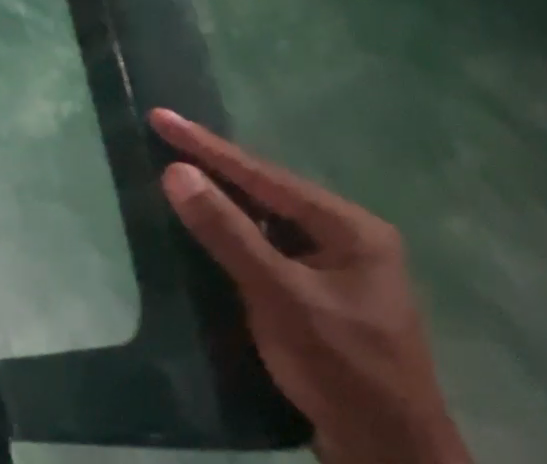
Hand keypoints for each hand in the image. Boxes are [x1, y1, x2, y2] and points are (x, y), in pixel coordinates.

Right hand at [148, 109, 470, 463]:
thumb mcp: (280, 296)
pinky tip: (204, 226)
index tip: (160, 117)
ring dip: (221, 197)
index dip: (207, 146)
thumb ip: (228, 232)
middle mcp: (348, 239)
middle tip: (163, 135)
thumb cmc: (340, 366)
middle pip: (267, 190)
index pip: (264, 176)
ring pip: (266, 218)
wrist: (386, 449)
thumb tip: (176, 171)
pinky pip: (266, 244)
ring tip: (175, 170)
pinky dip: (231, 229)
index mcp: (351, 229)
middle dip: (214, 164)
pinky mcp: (318, 293)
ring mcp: (335, 267)